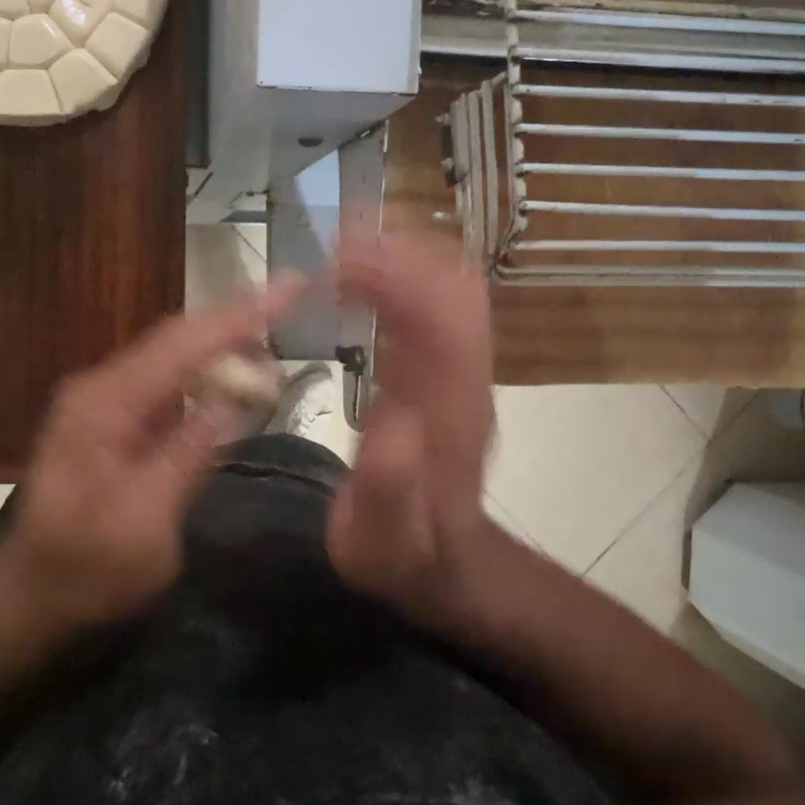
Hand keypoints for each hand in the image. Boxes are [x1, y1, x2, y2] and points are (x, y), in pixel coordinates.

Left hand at [0, 276, 303, 631]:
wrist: (32, 596)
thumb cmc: (87, 571)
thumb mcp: (144, 525)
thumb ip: (186, 457)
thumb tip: (232, 403)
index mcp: (104, 406)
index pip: (181, 344)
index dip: (238, 314)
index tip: (290, 286)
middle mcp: (99, 388)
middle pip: (176, 339)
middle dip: (235, 322)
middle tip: (293, 309)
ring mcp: (102, 403)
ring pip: (172, 356)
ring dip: (223, 347)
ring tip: (276, 344)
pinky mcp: (111, 421)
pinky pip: (164, 382)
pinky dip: (204, 375)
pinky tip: (235, 380)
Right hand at [326, 229, 500, 622]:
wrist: (446, 567)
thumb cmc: (405, 556)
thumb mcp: (384, 540)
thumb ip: (389, 488)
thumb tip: (392, 418)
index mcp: (452, 411)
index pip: (443, 323)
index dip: (400, 279)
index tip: (342, 256)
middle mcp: (465, 378)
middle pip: (457, 289)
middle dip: (404, 251)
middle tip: (339, 237)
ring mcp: (460, 371)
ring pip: (450, 289)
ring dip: (404, 256)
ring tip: (345, 241)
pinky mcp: (445, 372)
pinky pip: (434, 306)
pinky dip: (401, 277)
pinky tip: (360, 273)